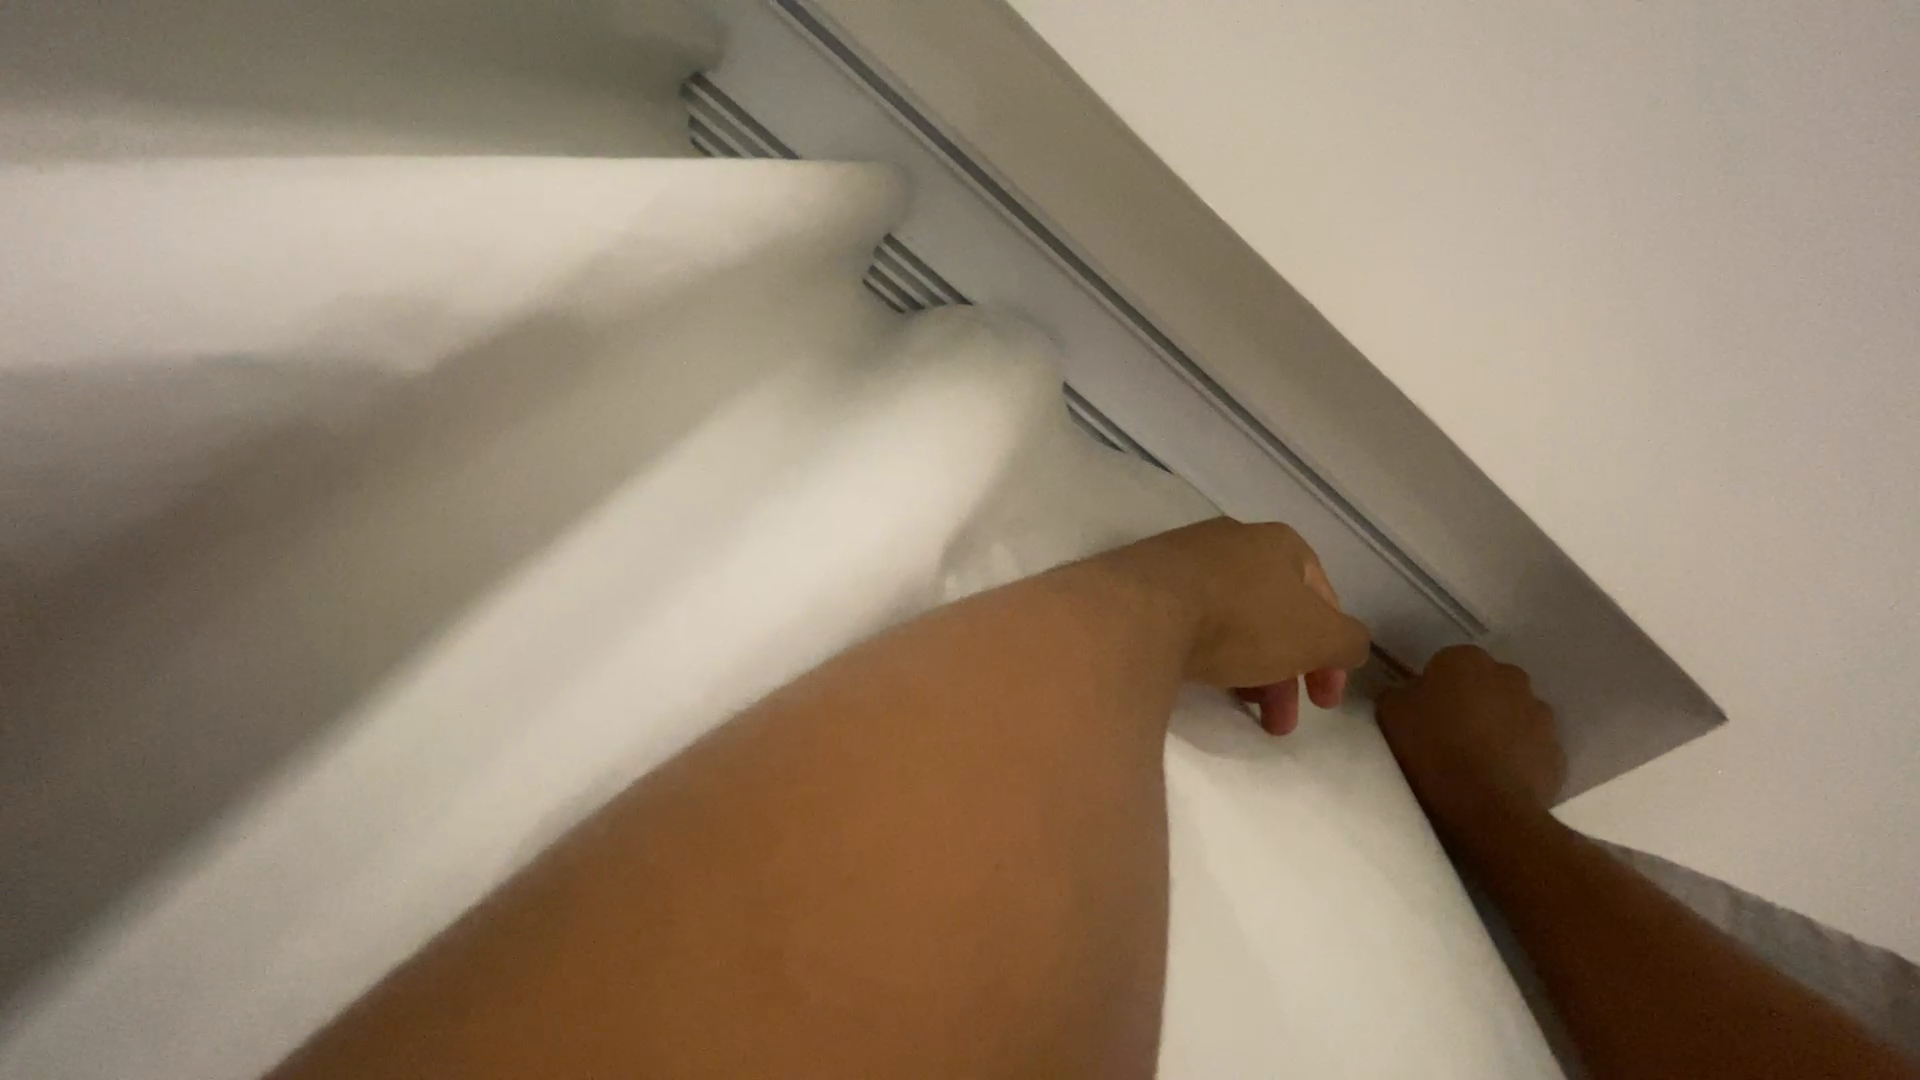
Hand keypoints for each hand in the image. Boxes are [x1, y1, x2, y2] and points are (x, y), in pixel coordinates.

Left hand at [1115, 519, 1369, 734]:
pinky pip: (1186, 623)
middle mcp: (1229, 541)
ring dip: (1249, 672)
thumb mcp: (1319, 636)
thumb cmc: (1242, 618)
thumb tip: (1347, 647)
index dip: (1331, 652)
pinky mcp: (1140, 586)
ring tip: (1247, 715)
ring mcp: (1179, 560)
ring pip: (1230, 622)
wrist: (1138, 613)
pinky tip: (1202, 685)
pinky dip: (1204, 655)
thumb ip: (1348, 642)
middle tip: (1281, 722)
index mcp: (1277, 543)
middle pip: (1272, 615)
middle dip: (1286, 675)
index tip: (1325, 701)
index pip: (1321, 599)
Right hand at [1375, 645, 1565, 832]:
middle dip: (1472, 698)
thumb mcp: (1390, 712)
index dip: (1434, 684)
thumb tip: (1410, 693)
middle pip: (1486, 682)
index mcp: (1466, 661)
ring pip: (1512, 711)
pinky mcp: (1557, 750)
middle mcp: (1510, 678)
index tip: (1423, 708)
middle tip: (1448, 727)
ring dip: (1497, 724)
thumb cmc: (1431, 747)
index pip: (1447, 662)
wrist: (1485, 805)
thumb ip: (1400, 693)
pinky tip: (1494, 773)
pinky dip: (1515, 752)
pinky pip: (1530, 744)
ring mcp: (1540, 714)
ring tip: (1473, 754)